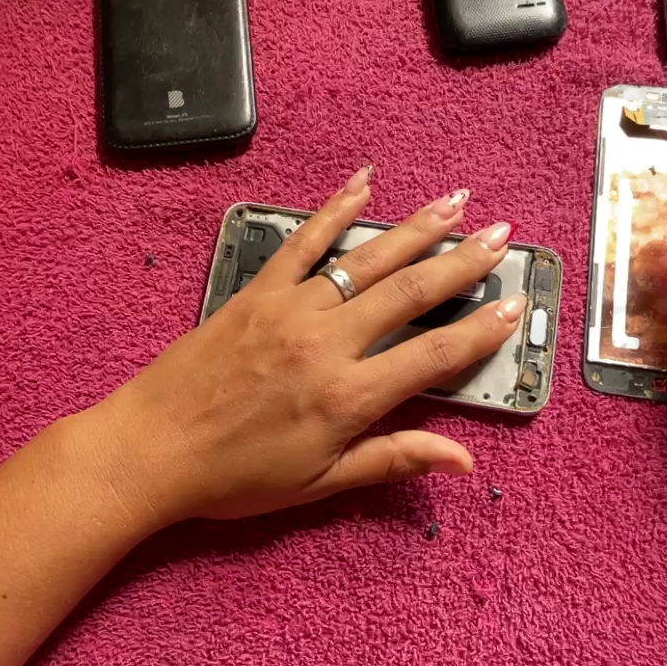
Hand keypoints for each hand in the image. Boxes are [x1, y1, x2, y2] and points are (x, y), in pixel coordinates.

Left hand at [85, 166, 526, 522]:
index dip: (482, 332)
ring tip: (456, 202)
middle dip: (462, 262)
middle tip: (502, 235)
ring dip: (416, 228)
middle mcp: (327, 342)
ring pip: (366, 259)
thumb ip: (392, 460)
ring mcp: (290, 308)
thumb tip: (462, 459)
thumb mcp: (319, 483)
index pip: (434, 355)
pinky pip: (303, 241)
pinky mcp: (257, 292)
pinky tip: (362, 182)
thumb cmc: (235, 477)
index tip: (514, 305)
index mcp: (348, 397)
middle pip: (411, 292)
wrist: (152, 448)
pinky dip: (334, 209)